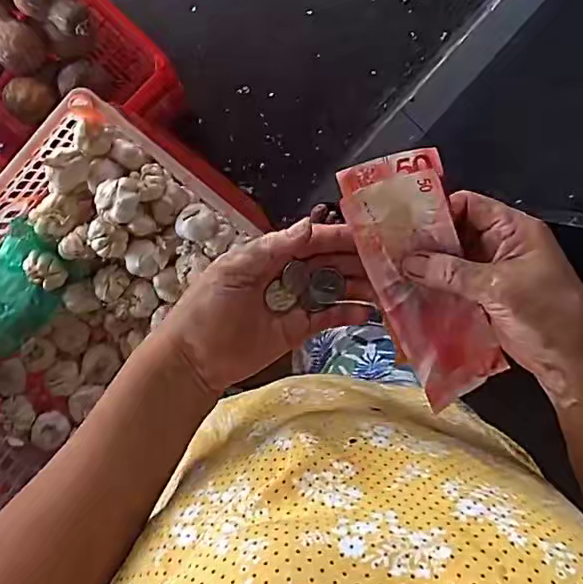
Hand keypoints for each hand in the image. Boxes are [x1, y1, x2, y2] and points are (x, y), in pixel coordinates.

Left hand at [150, 218, 373, 395]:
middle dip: (358, 259)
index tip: (370, 234)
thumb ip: (273, 248)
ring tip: (386, 288)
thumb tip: (309, 225)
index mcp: (272, 253)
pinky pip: (328, 316)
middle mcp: (288, 272)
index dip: (340, 236)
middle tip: (389, 262)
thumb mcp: (236, 270)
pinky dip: (348, 313)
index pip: (313, 239)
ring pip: (334, 286)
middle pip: (329, 261)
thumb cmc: (207, 307)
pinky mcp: (299, 328)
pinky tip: (367, 313)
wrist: (193, 359)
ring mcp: (295, 300)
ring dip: (359, 285)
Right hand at [402, 191, 582, 407]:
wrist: (575, 366)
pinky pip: (455, 284)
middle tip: (391, 246)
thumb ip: (452, 272)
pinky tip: (410, 290)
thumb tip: (409, 261)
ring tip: (393, 268)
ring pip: (453, 260)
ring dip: (428, 266)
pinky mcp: (487, 298)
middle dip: (427, 240)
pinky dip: (436, 287)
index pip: (469, 205)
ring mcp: (494, 273)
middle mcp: (502, 245)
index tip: (405, 222)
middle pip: (457, 231)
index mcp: (514, 229)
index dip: (439, 210)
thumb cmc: (549, 316)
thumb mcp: (499, 288)